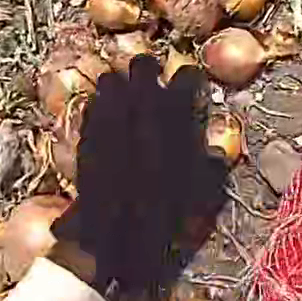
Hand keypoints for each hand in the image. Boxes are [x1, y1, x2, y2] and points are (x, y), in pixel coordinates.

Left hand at [49, 56, 227, 300]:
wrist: (115, 237)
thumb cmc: (165, 216)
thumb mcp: (203, 192)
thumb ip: (212, 165)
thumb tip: (215, 151)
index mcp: (174, 117)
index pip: (187, 75)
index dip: (190, 79)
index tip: (190, 87)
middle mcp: (141, 108)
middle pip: (143, 63)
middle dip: (149, 69)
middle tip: (152, 84)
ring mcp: (110, 117)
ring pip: (111, 78)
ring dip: (120, 85)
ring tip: (126, 99)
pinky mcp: (87, 133)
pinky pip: (93, 104)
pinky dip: (101, 107)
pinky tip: (106, 121)